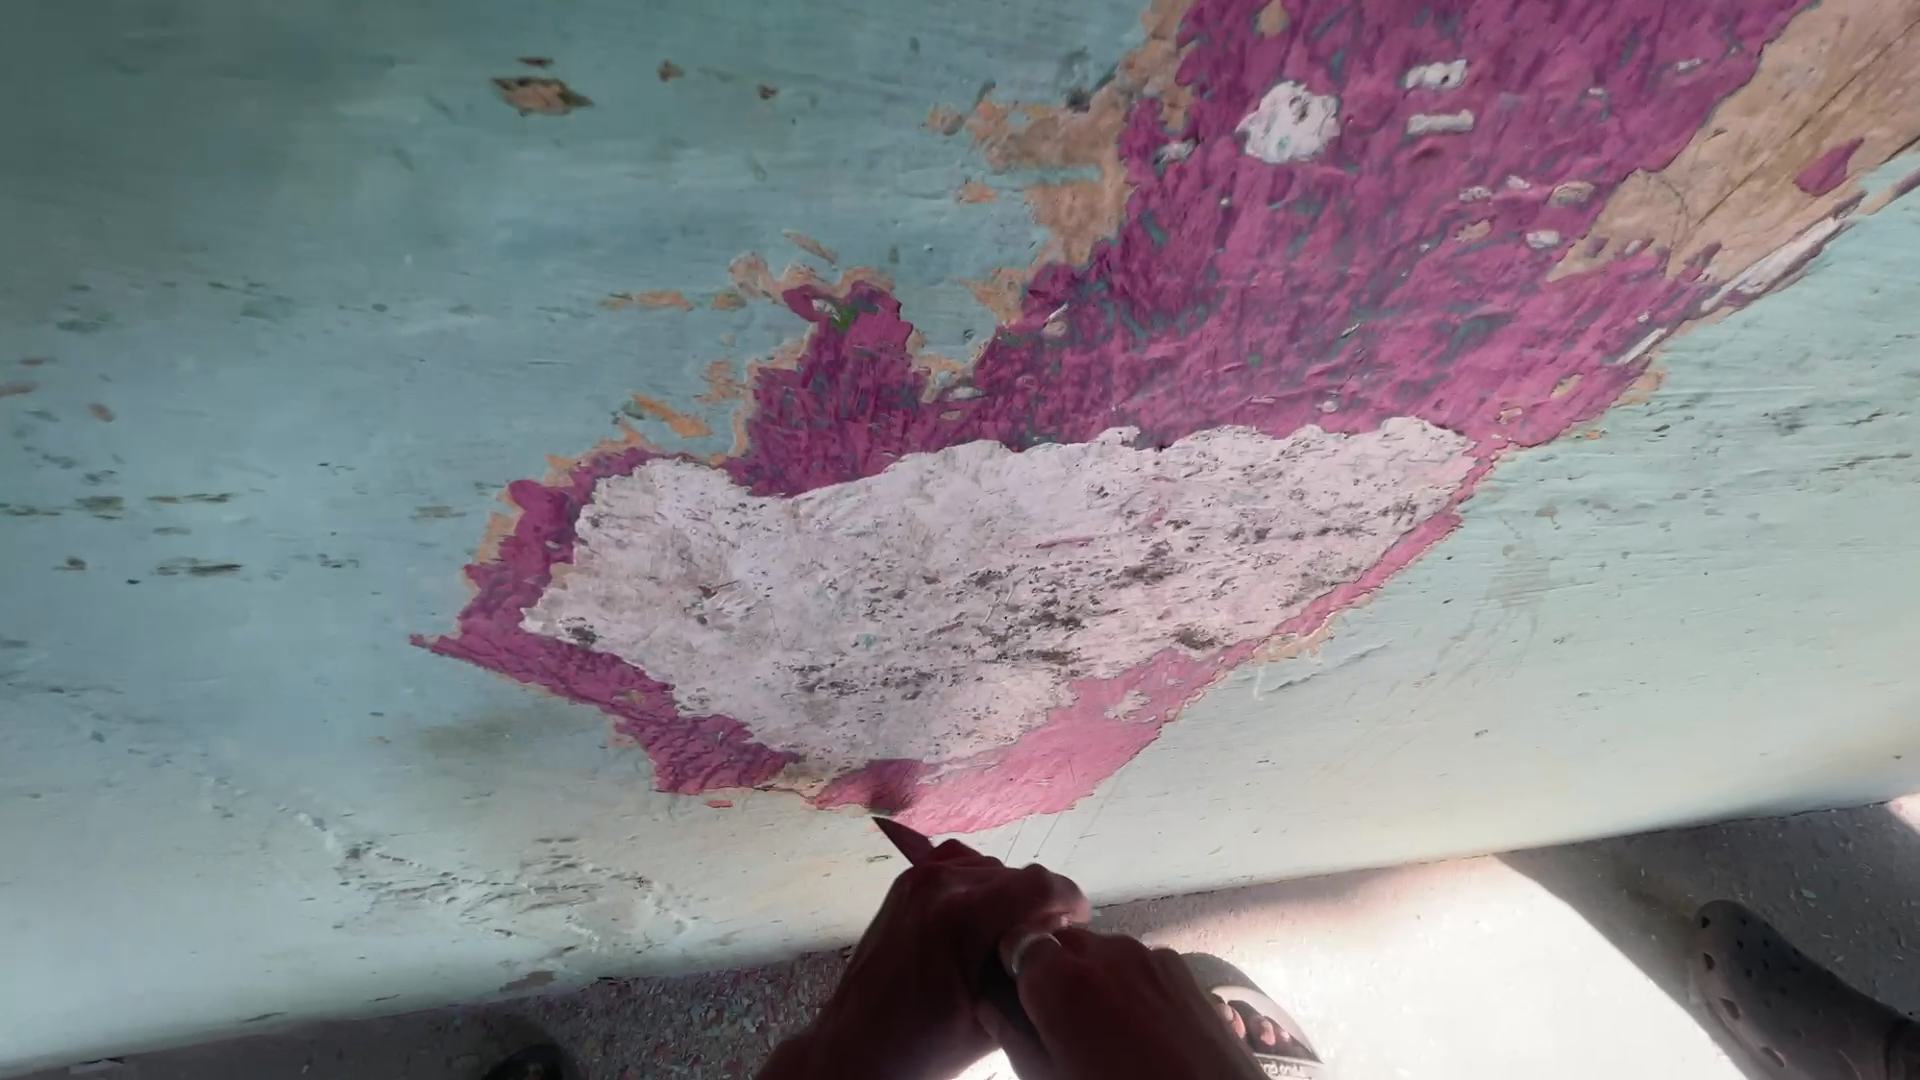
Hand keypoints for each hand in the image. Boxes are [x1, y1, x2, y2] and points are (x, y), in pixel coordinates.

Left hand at [758, 836, 1088, 1079]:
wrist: (855, 1045)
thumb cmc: (919, 1045)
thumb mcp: (988, 1017)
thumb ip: (1027, 972)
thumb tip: (1058, 941)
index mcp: (960, 918)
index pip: (1037, 884)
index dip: (1068, 897)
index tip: (1079, 918)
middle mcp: (938, 885)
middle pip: (1015, 875)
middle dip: (1038, 902)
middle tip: (1046, 937)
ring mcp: (918, 878)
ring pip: (989, 867)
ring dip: (1008, 891)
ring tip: (1012, 929)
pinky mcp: (907, 881)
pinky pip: (958, 863)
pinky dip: (978, 880)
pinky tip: (982, 911)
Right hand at [981, 928, 1267, 1079]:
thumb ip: (1013, 1037)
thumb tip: (990, 1005)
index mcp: (1057, 978)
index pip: (1016, 943)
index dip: (1015, 971)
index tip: (1023, 1001)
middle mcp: (1099, 949)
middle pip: (1059, 943)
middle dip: (1055, 972)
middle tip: (1067, 1026)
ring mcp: (1143, 952)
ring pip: (1100, 951)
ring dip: (1096, 977)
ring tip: (1112, 1034)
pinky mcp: (1179, 965)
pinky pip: (1139, 962)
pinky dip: (1132, 984)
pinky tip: (1147, 1030)